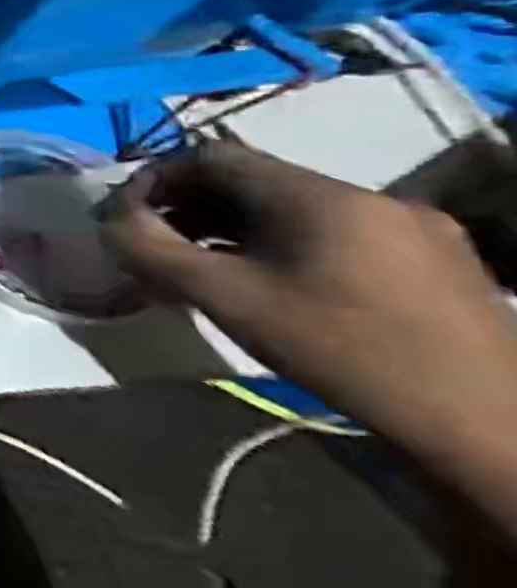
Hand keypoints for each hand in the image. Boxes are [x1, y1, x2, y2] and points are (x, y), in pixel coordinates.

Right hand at [97, 141, 516, 434]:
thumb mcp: (225, 298)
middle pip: (250, 179)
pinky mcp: (437, 259)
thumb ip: (151, 250)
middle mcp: (366, 195)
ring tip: (204, 265)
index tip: (130, 216)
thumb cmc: (341, 350)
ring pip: (290, 206)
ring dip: (234, 226)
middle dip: (190, 205)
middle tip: (157, 243)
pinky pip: (332, 231)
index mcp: (317, 194)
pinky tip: (272, 282)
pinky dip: (282, 243)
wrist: (490, 431)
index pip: (210, 155)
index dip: (156, 178)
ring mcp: (410, 226)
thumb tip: (108, 221)